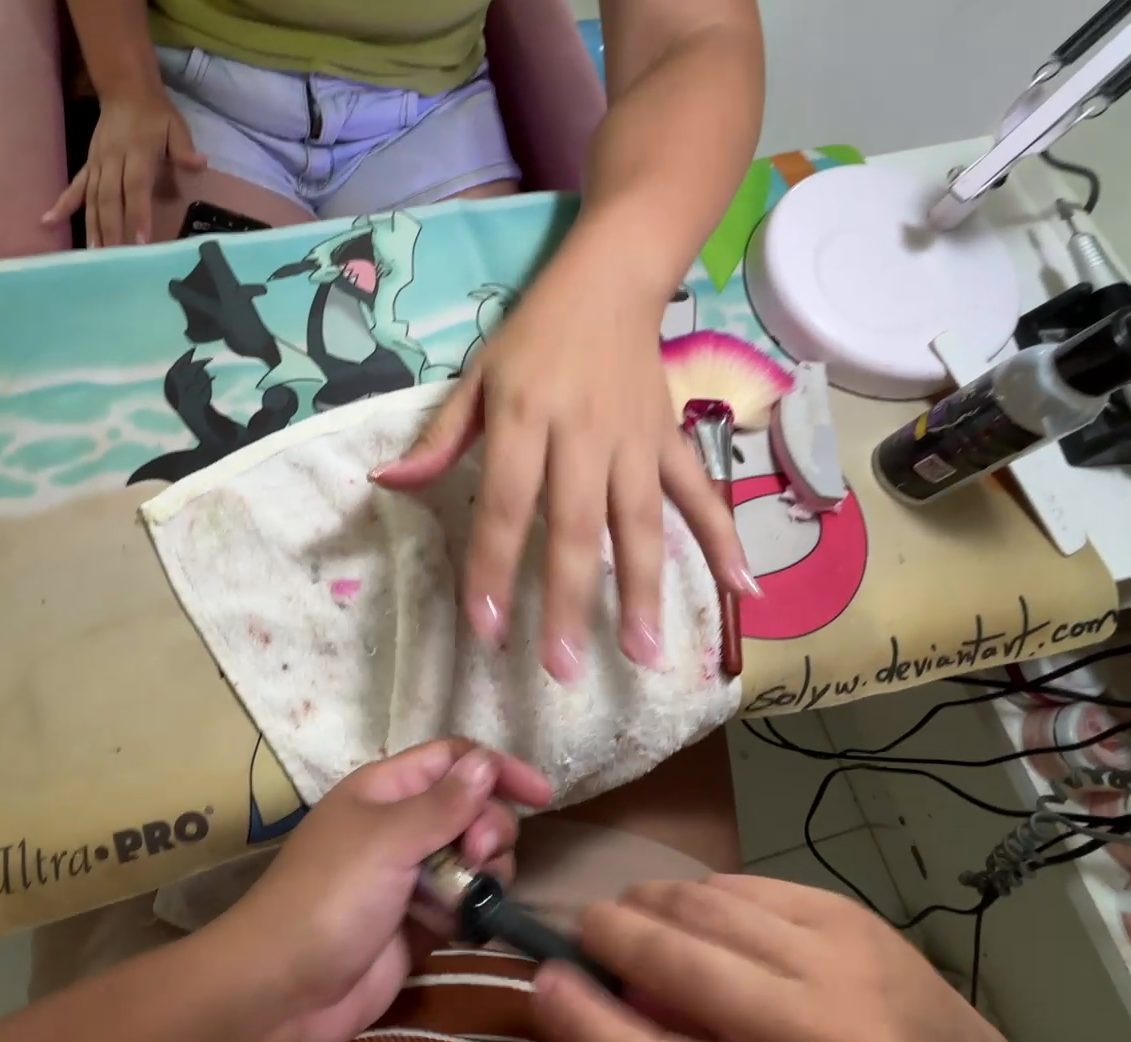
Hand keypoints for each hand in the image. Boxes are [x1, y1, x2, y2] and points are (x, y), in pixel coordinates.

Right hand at [44, 89, 205, 246]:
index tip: (141, 241)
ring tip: (92, 253)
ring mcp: (97, 164)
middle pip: (110, 199)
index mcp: (137, 153)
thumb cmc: (155, 114)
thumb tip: (200, 163)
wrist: (125, 90)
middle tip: (113, 258)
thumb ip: (184, 149)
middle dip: (112, 229)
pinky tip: (48, 221)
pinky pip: (74, 187)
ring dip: (91, 225)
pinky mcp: (88, 165)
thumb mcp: (175, 126)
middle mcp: (112, 160)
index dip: (138, 215)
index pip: (136, 188)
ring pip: (92, 198)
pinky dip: (62, 205)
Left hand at [213, 739, 552, 1041]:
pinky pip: (464, 901)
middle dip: (488, 826)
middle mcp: (401, 824)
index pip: (452, 759)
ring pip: (474, 856)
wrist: (285, 989)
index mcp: (385, 788)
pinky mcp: (420, 920)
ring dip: (482, 872)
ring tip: (462, 896)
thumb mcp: (387, 839)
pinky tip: (454, 925)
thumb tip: (487, 760)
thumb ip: (443, 803)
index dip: (496, 768)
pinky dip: (469, 909)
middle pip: (471, 807)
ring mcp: (411, 874)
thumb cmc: (330, 895)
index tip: (542, 795)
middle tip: (476, 855)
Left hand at [370, 263, 753, 681]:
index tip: (487, 627)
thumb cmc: (533, 336)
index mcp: (525, 417)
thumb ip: (439, 439)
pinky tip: (742, 589)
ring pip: (641, 522)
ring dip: (646, 589)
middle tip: (564, 669)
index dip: (495, 567)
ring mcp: (636, 439)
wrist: (610, 283)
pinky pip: (700, 492)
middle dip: (571, 602)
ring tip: (646, 655)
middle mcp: (583, 434)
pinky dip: (723, 538)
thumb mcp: (475, 378)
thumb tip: (387, 483)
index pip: (508, 505)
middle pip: (576, 528)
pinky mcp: (672, 438)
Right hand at [532, 877, 1042, 1041]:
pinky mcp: (848, 915)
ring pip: (699, 906)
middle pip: (673, 963)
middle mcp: (819, 1035)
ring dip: (648, 905)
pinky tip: (702, 916)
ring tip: (635, 916)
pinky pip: (740, 886)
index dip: (587, 1020)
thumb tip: (608, 993)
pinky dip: (703, 898)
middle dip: (608, 935)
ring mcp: (839, 962)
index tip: (543, 980)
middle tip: (586, 931)